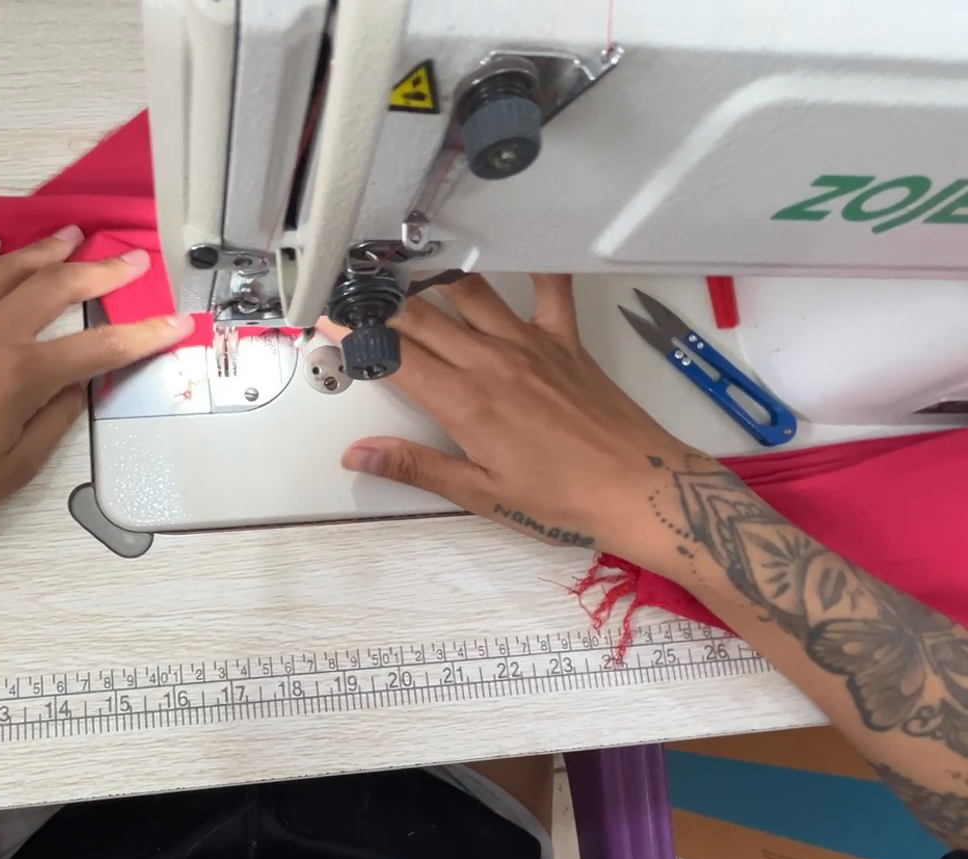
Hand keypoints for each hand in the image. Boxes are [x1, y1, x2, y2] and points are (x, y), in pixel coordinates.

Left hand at [0, 226, 190, 601]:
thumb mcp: (13, 470)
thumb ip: (54, 419)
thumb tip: (78, 387)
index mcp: (18, 376)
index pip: (98, 349)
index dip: (144, 335)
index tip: (176, 322)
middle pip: (54, 289)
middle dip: (99, 271)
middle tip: (132, 258)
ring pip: (4, 272)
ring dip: (43, 251)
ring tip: (73, 236)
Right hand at [325, 274, 699, 565]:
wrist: (637, 489)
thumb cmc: (561, 498)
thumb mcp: (477, 493)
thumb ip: (414, 466)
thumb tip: (359, 454)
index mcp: (464, 404)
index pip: (394, 356)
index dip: (355, 334)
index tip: (330, 317)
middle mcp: (491, 364)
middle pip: (421, 318)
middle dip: (381, 303)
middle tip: (355, 290)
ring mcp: (530, 346)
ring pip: (469, 294)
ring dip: (434, 280)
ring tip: (407, 267)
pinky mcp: (564, 342)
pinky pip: (548, 289)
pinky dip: (531, 268)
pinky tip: (516, 252)